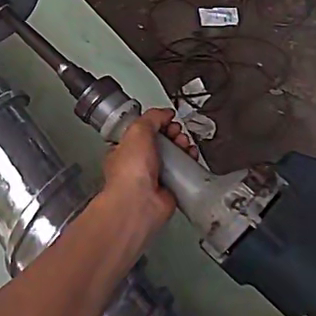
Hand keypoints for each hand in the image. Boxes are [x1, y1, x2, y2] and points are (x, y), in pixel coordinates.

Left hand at [98, 107, 196, 230]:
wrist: (139, 202)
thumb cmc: (129, 172)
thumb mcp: (137, 130)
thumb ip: (152, 118)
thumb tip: (165, 113)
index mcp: (125, 149)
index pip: (144, 130)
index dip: (157, 122)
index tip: (166, 119)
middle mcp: (138, 163)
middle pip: (162, 141)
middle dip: (173, 133)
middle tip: (176, 132)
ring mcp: (154, 176)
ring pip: (174, 155)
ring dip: (182, 146)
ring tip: (184, 143)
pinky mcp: (170, 189)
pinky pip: (183, 172)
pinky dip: (189, 163)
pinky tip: (191, 157)